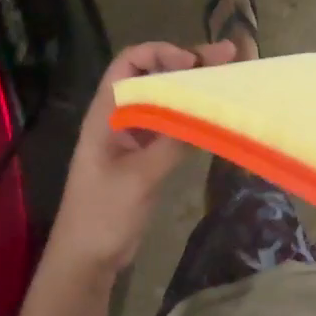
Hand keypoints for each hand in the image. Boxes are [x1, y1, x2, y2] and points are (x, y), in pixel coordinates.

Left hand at [45, 39, 236, 272]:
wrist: (86, 261)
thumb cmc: (102, 214)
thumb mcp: (138, 178)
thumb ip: (171, 143)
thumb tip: (207, 113)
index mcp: (107, 112)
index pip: (129, 63)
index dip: (159, 53)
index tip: (190, 63)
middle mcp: (121, 115)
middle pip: (153, 75)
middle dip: (187, 63)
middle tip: (226, 55)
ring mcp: (134, 135)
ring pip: (166, 97)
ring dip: (194, 86)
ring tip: (228, 76)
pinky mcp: (146, 154)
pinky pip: (172, 122)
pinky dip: (192, 112)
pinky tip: (216, 113)